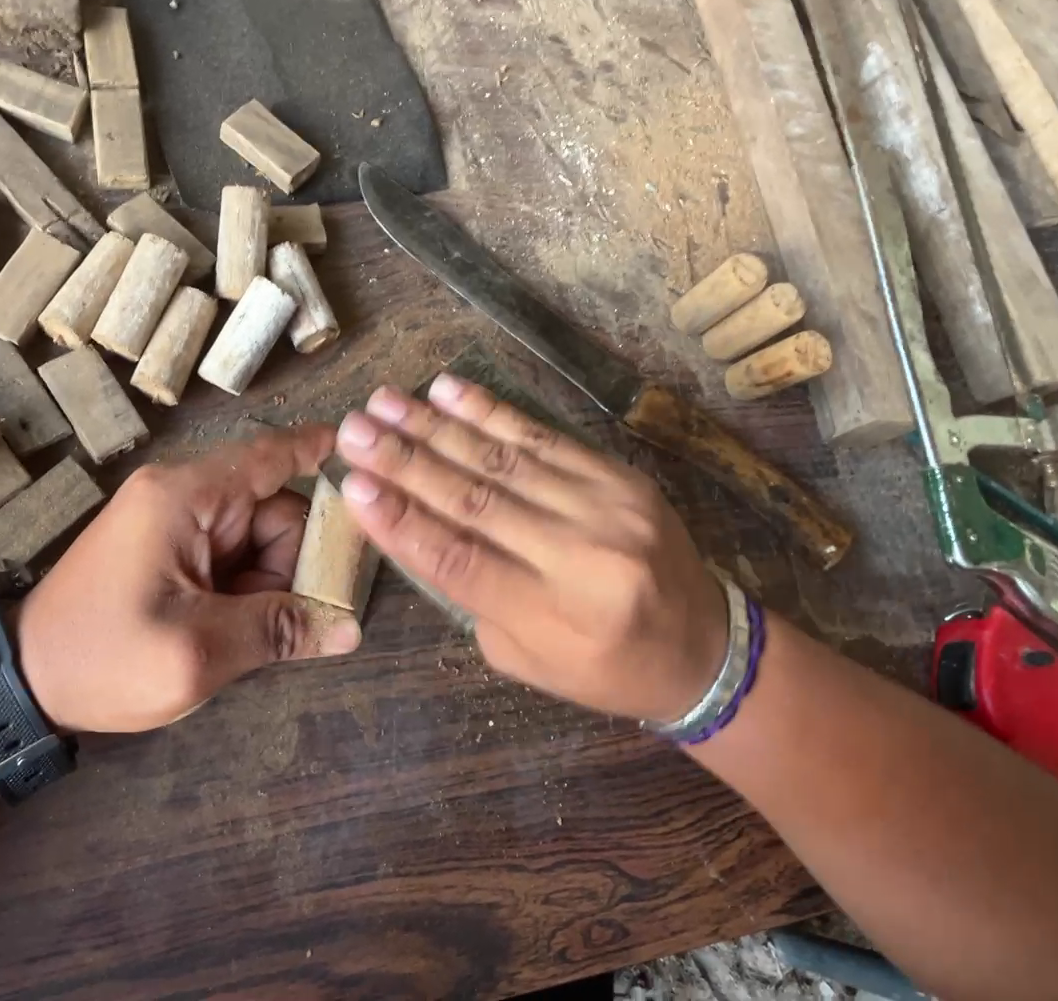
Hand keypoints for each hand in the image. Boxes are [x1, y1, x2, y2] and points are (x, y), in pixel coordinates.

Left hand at [17, 425, 361, 732]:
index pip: (267, 456)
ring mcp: (175, 526)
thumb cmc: (104, 657)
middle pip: (275, 511)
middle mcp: (183, 498)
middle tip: (303, 617)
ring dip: (271, 586)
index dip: (317, 451)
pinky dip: (249, 591)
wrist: (23, 681)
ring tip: (250, 635)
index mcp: (185, 497)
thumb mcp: (198, 652)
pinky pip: (234, 560)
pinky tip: (238, 629)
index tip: (363, 448)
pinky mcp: (171, 553)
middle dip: (296, 562)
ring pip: (260, 541)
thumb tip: (348, 627)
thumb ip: (278, 630)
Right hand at [333, 376, 726, 723]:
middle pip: (475, 500)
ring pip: (503, 460)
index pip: (458, 561)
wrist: (706, 647)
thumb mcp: (525, 656)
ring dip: (435, 428)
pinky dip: (490, 412)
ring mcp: (607, 507)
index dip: (401, 521)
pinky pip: (543, 437)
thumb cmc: (602, 666)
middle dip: (404, 461)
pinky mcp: (619, 476)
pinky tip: (447, 391)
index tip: (352, 486)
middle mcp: (582, 555)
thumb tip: (417, 526)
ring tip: (382, 403)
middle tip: (351, 430)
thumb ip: (473, 595)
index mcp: (555, 615)